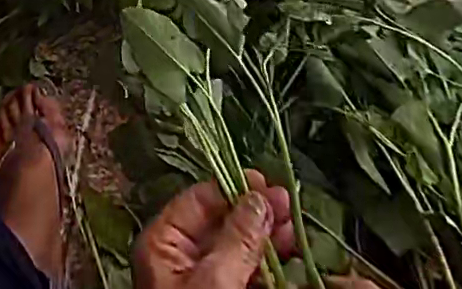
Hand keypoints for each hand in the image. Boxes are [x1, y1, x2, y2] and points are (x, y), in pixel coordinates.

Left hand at [134, 170, 293, 288]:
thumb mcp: (215, 281)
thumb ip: (237, 239)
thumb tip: (257, 199)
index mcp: (164, 245)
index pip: (199, 201)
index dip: (233, 188)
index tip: (266, 183)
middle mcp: (182, 261)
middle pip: (223, 225)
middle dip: (258, 215)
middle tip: (290, 206)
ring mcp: (205, 286)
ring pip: (241, 253)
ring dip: (270, 241)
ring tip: (296, 231)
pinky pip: (250, 280)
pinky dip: (273, 272)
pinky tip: (293, 262)